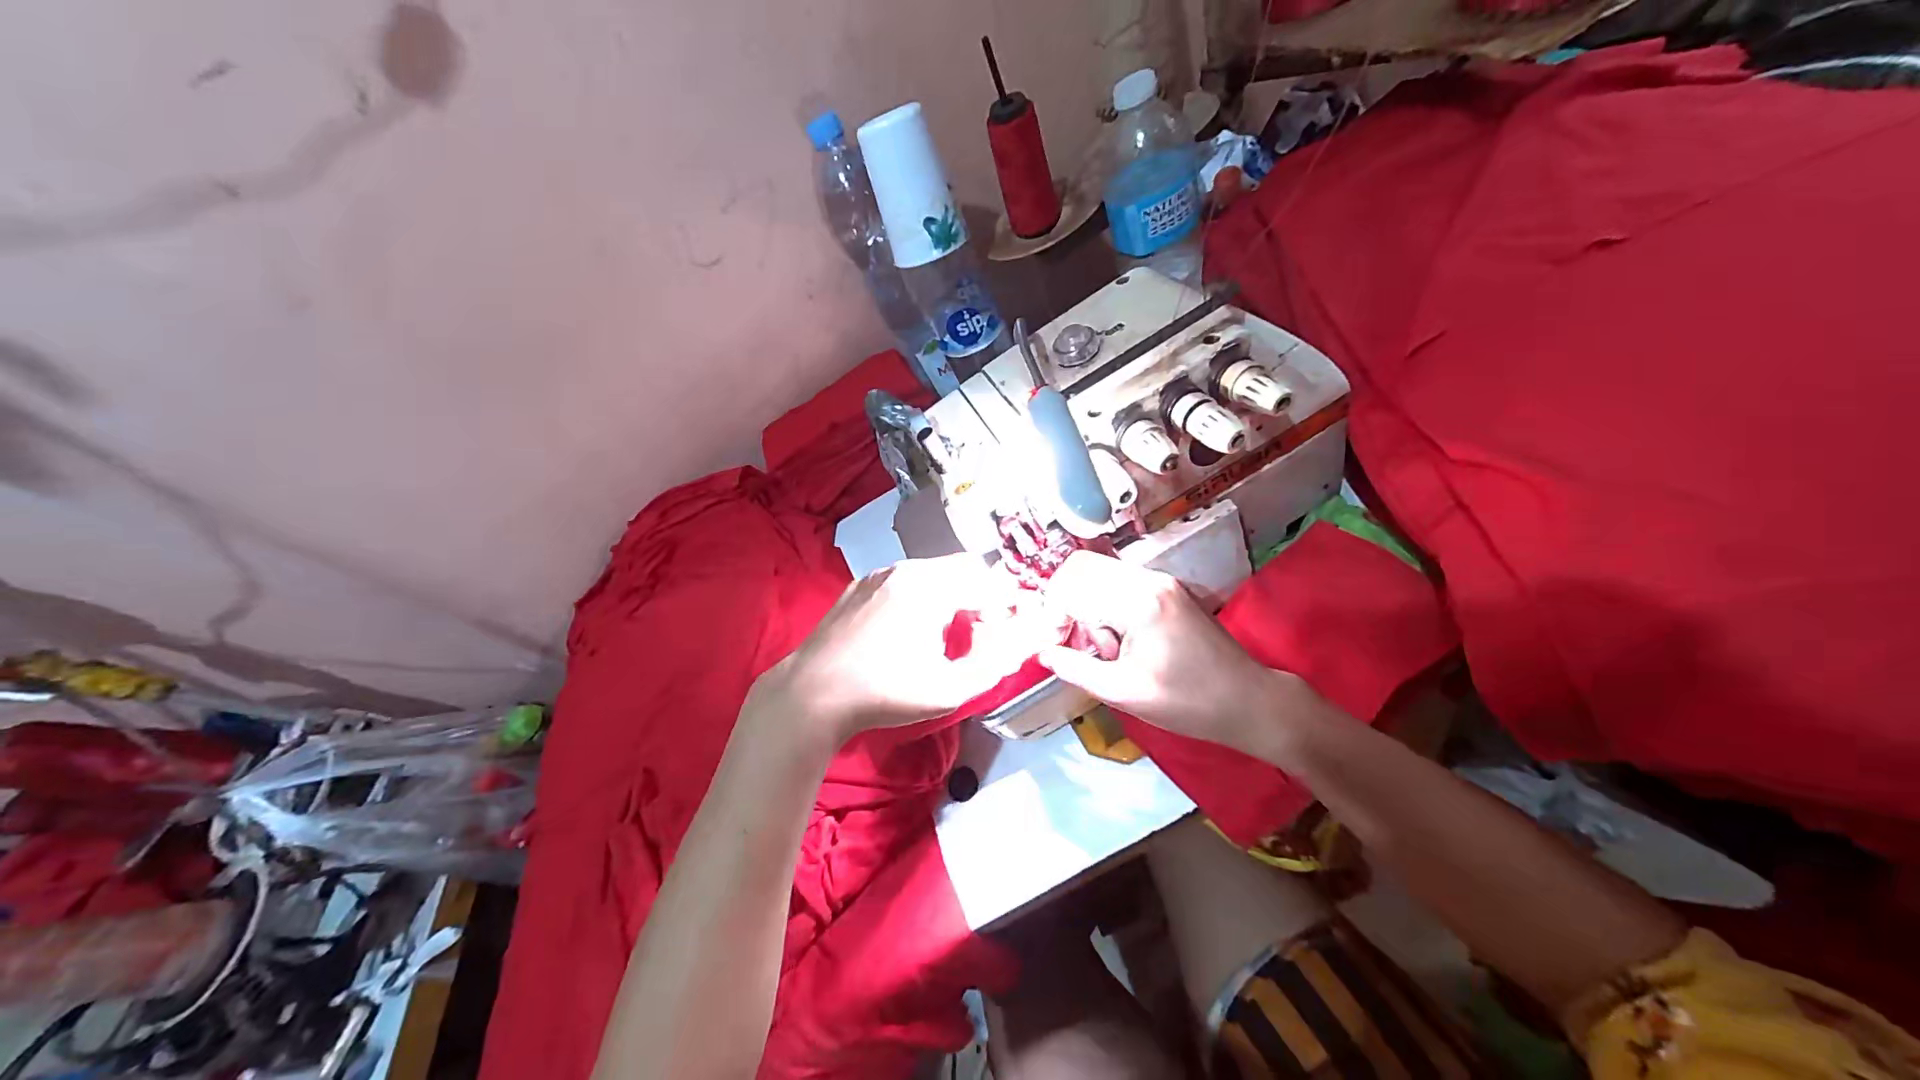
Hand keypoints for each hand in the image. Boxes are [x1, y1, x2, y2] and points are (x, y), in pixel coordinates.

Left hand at [756, 553, 1048, 743]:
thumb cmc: (884, 693)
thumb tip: (1020, 643)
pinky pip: (904, 579)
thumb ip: (994, 665)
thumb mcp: (949, 690)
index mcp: (932, 587)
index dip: (1008, 610)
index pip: (990, 585)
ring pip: (933, 572)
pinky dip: (921, 595)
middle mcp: (907, 569)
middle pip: (964, 569)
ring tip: (948, 634)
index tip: (1010, 636)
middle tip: (983, 633)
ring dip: (952, 595)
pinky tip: (910, 630)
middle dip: (983, 596)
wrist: (813, 693)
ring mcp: (879, 574)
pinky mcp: (859, 586)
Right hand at [1037, 551, 1306, 755]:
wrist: (1250, 701)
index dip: (1052, 616)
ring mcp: (1161, 581)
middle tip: (1077, 644)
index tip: (1056, 646)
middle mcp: (1149, 580)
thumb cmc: (1189, 703)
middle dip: (1066, 605)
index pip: (1071, 587)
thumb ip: (1076, 668)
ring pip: (1098, 576)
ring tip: (1107, 651)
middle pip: (1081, 569)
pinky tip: (1121, 643)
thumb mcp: (1124, 693)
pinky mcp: (1168, 590)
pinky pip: (1119, 586)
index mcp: (1140, 602)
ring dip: (1088, 608)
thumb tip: (1044, 652)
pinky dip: (1107, 608)